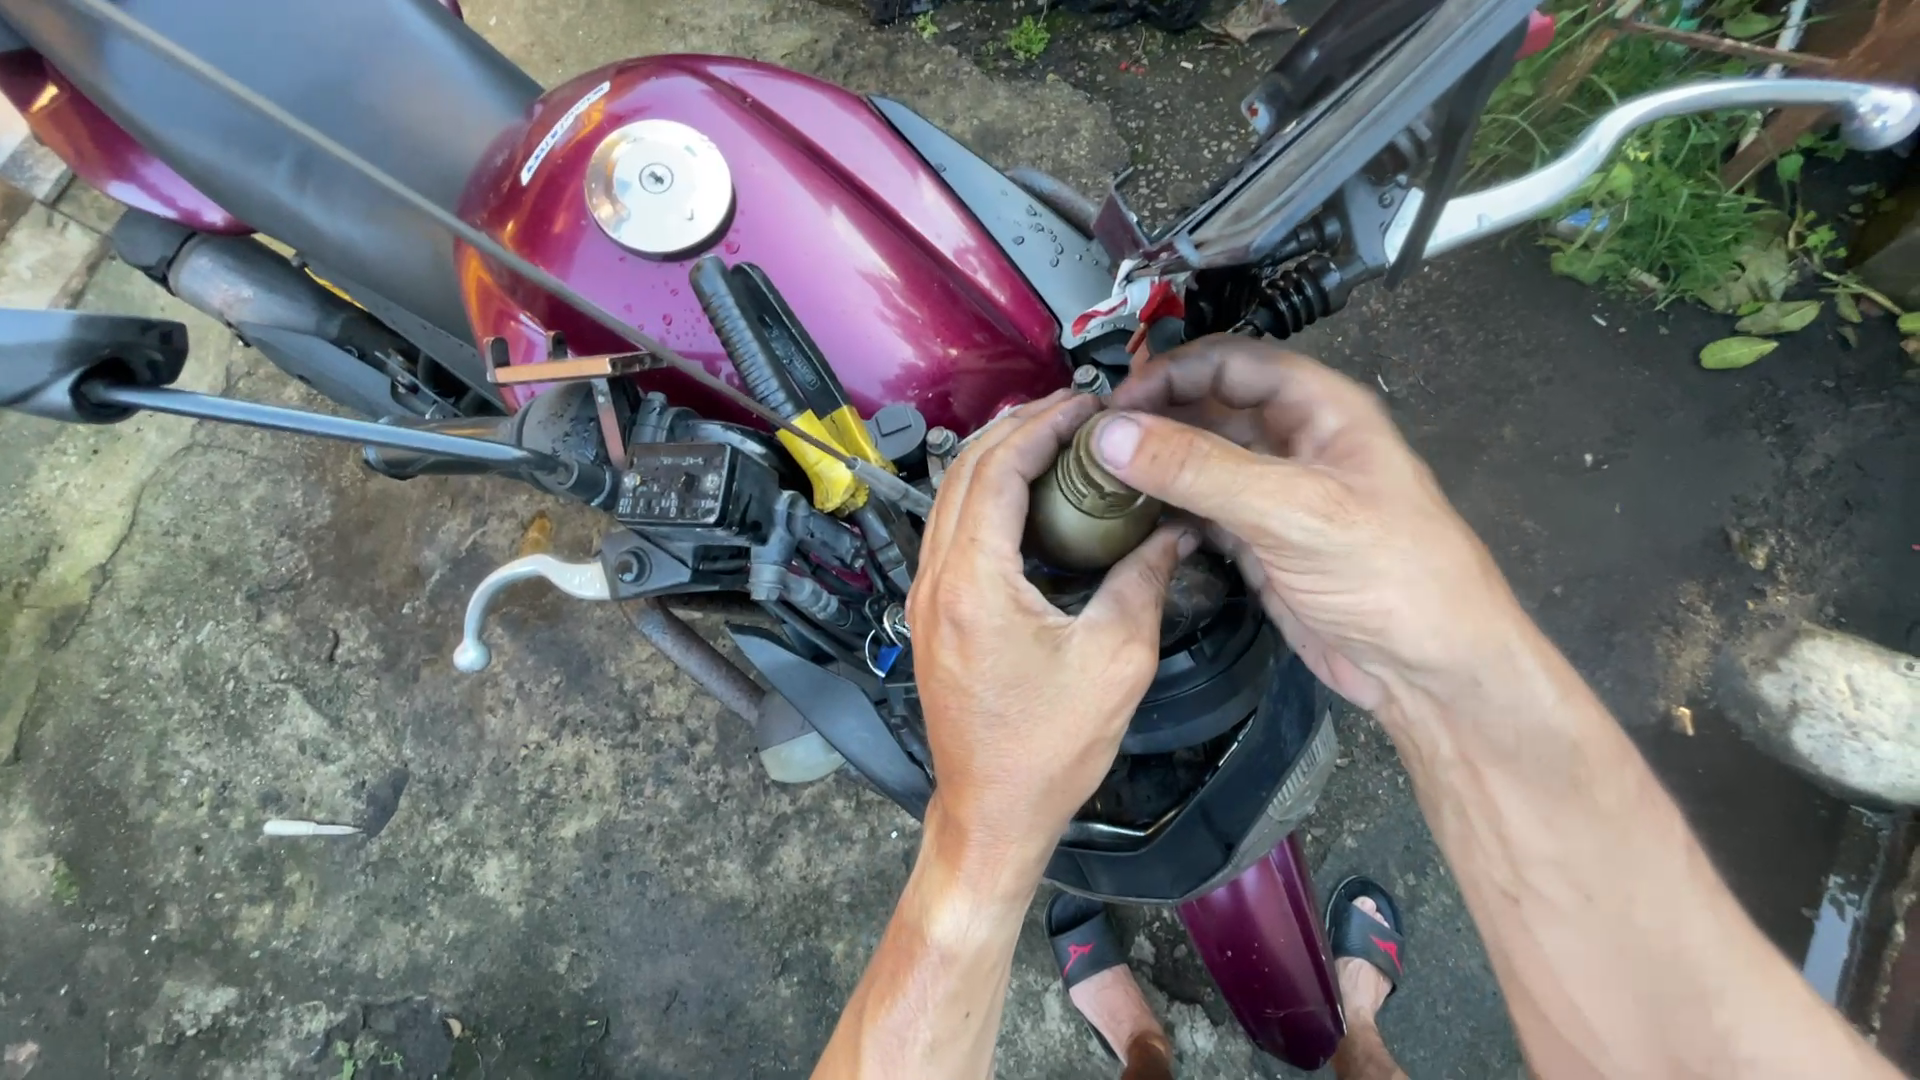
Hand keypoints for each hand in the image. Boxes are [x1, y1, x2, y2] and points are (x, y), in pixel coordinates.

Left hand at [908, 391, 1193, 855]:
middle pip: (962, 471)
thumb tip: (1173, 531)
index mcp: (974, 582)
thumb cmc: (1048, 748)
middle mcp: (936, 579)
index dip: (1040, 426)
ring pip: (949, 497)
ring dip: (995, 458)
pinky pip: (951, 530)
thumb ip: (1143, 581)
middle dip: (1015, 428)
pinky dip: (984, 497)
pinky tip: (1027, 499)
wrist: (991, 810)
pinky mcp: (932, 614)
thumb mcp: (1116, 660)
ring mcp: (926, 596)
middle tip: (1071, 411)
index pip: (996, 470)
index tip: (1084, 405)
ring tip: (1051, 439)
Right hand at [1101, 335, 1520, 712]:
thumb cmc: (1387, 574)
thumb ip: (1199, 469)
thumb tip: (1110, 434)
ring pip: (1198, 460)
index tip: (1114, 405)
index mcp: (1319, 409)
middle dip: (1153, 418)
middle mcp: (1292, 441)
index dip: (1171, 373)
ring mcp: (1271, 493)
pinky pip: (1198, 508)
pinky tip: (1128, 517)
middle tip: (1092, 443)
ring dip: (1152, 465)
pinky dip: (1163, 509)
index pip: (1231, 363)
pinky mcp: (1256, 539)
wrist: (1427, 671)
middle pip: (1208, 407)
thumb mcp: (1292, 511)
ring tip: (1096, 479)